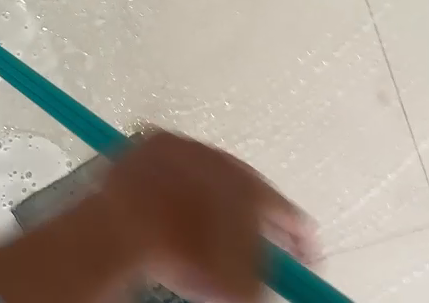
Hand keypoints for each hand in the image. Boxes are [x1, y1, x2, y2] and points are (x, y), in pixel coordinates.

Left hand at [81, 129, 316, 301]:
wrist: (124, 228)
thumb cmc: (186, 259)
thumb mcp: (241, 287)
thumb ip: (263, 275)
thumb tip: (261, 272)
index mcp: (250, 188)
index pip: (289, 213)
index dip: (300, 238)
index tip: (304, 256)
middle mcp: (220, 158)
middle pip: (248, 186)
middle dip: (256, 213)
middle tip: (258, 237)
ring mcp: (183, 145)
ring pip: (210, 170)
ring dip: (217, 193)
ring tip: (213, 219)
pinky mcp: (150, 141)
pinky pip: (176, 161)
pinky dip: (183, 179)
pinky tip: (179, 198)